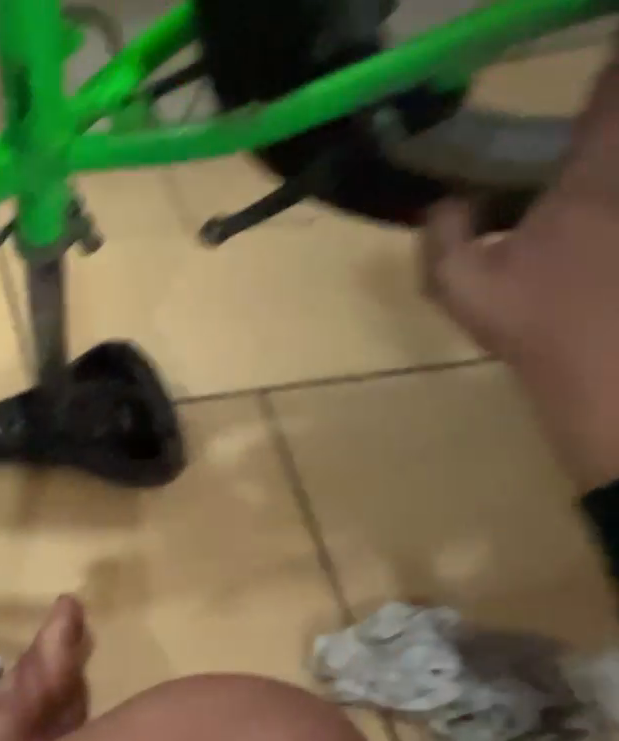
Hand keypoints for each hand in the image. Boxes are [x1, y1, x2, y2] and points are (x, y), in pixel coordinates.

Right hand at [422, 47, 618, 488]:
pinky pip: (608, 184)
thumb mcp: (461, 291)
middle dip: (610, 103)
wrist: (617, 374)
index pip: (614, 92)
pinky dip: (601, 163)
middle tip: (598, 100)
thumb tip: (445, 202)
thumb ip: (444, 239)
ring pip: (617, 152)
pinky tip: (586, 202)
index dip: (608, 73)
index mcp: (590, 176)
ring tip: (594, 136)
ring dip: (607, 136)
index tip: (596, 61)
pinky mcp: (617, 227)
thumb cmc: (537, 329)